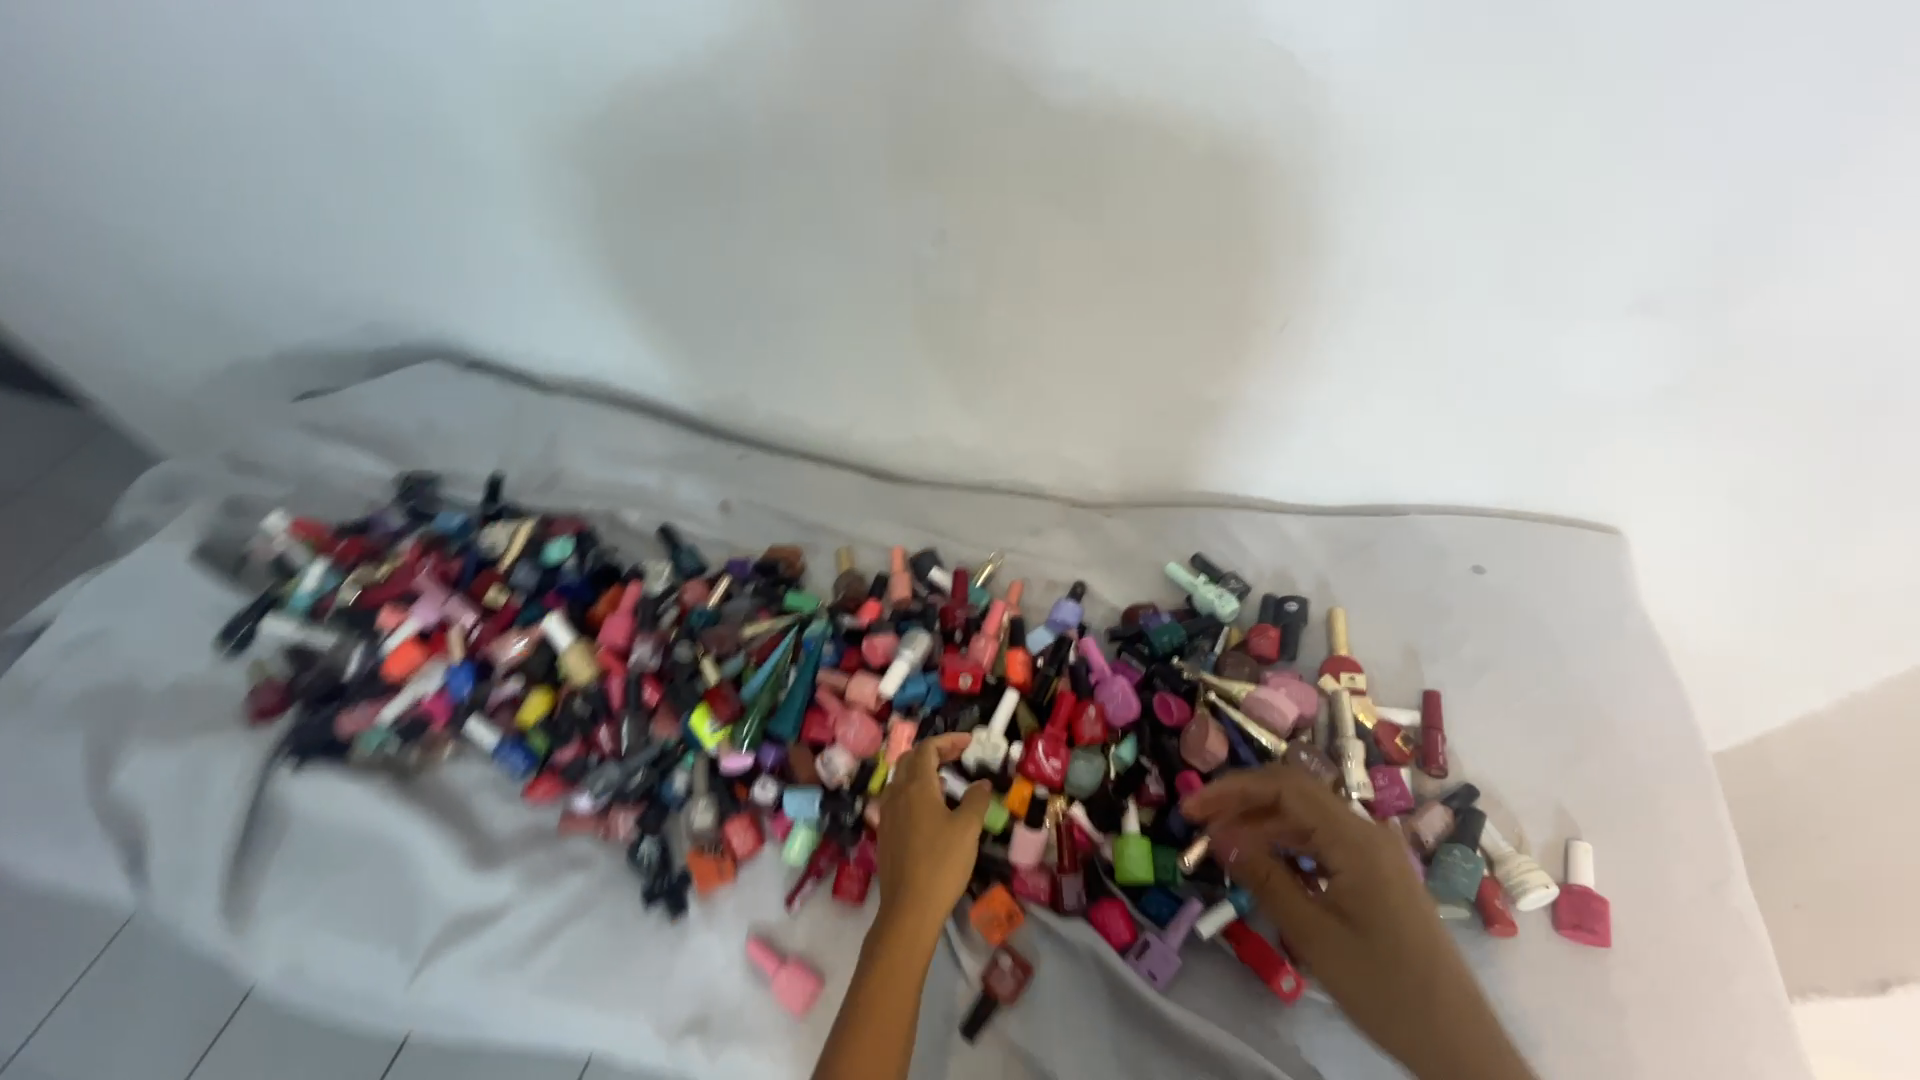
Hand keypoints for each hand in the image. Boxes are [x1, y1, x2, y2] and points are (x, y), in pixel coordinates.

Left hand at [873, 732, 992, 939]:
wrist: (909, 908)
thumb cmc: (942, 863)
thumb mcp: (967, 829)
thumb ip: (976, 800)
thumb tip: (981, 783)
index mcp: (916, 786)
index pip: (927, 749)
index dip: (948, 740)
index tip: (969, 742)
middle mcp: (896, 794)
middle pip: (910, 760)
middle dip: (934, 751)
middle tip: (958, 756)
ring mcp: (886, 814)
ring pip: (900, 779)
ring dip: (922, 771)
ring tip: (946, 780)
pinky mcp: (884, 833)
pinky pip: (897, 799)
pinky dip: (914, 791)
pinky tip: (930, 810)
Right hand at [1184, 763, 1534, 1079]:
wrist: (1457, 1040)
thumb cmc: (1384, 988)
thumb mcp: (1312, 934)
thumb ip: (1263, 877)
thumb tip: (1218, 835)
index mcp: (1356, 839)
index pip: (1284, 787)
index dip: (1232, 790)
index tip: (1191, 809)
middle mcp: (1368, 833)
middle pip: (1295, 796)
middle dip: (1242, 803)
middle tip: (1197, 825)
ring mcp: (1376, 853)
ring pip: (1307, 820)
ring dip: (1261, 826)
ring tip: (1221, 847)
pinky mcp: (1377, 875)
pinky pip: (1324, 844)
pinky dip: (1287, 847)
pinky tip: (1263, 866)